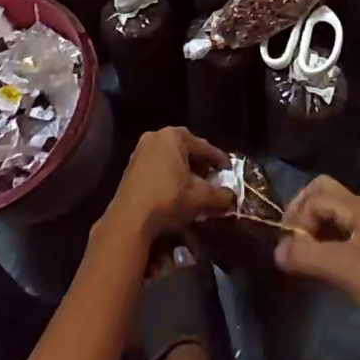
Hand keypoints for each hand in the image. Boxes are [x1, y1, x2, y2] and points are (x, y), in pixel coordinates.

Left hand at [104, 127, 234, 240]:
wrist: (128, 223)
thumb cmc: (167, 201)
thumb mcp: (199, 199)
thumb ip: (220, 196)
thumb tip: (232, 198)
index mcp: (173, 137)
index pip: (204, 147)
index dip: (219, 160)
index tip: (229, 170)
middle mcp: (156, 137)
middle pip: (186, 148)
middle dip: (200, 163)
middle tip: (211, 177)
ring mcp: (141, 151)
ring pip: (171, 157)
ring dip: (184, 169)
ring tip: (195, 185)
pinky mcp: (131, 167)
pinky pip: (158, 165)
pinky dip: (170, 174)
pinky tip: (176, 190)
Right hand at [274, 177, 359, 353]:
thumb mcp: (343, 269)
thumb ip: (308, 256)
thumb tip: (276, 251)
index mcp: (359, 207)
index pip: (317, 195)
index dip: (298, 215)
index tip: (289, 245)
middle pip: (324, 194)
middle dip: (303, 210)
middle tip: (290, 239)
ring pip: (331, 213)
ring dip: (312, 225)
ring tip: (299, 252)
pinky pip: (339, 231)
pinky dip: (323, 239)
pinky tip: (316, 261)